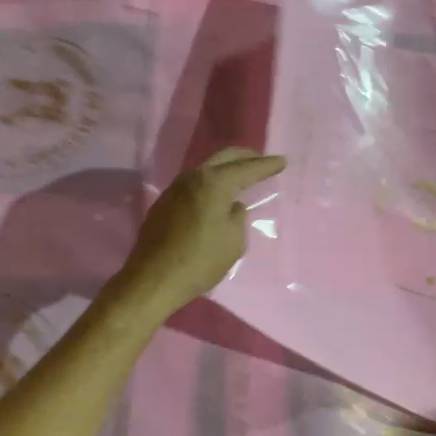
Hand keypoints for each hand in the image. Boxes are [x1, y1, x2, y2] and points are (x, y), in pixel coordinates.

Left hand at [109, 147, 285, 318]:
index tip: (282, 162)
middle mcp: (192, 177)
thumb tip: (232, 207)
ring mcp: (174, 189)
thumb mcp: (233, 241)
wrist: (153, 278)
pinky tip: (215, 194)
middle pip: (223, 158)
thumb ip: (237, 217)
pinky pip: (193, 184)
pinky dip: (209, 183)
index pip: (247, 169)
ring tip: (240, 175)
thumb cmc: (200, 261)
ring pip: (205, 169)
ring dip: (225, 168)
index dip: (266, 166)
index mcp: (214, 183)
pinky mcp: (163, 203)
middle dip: (245, 157)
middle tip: (262, 160)